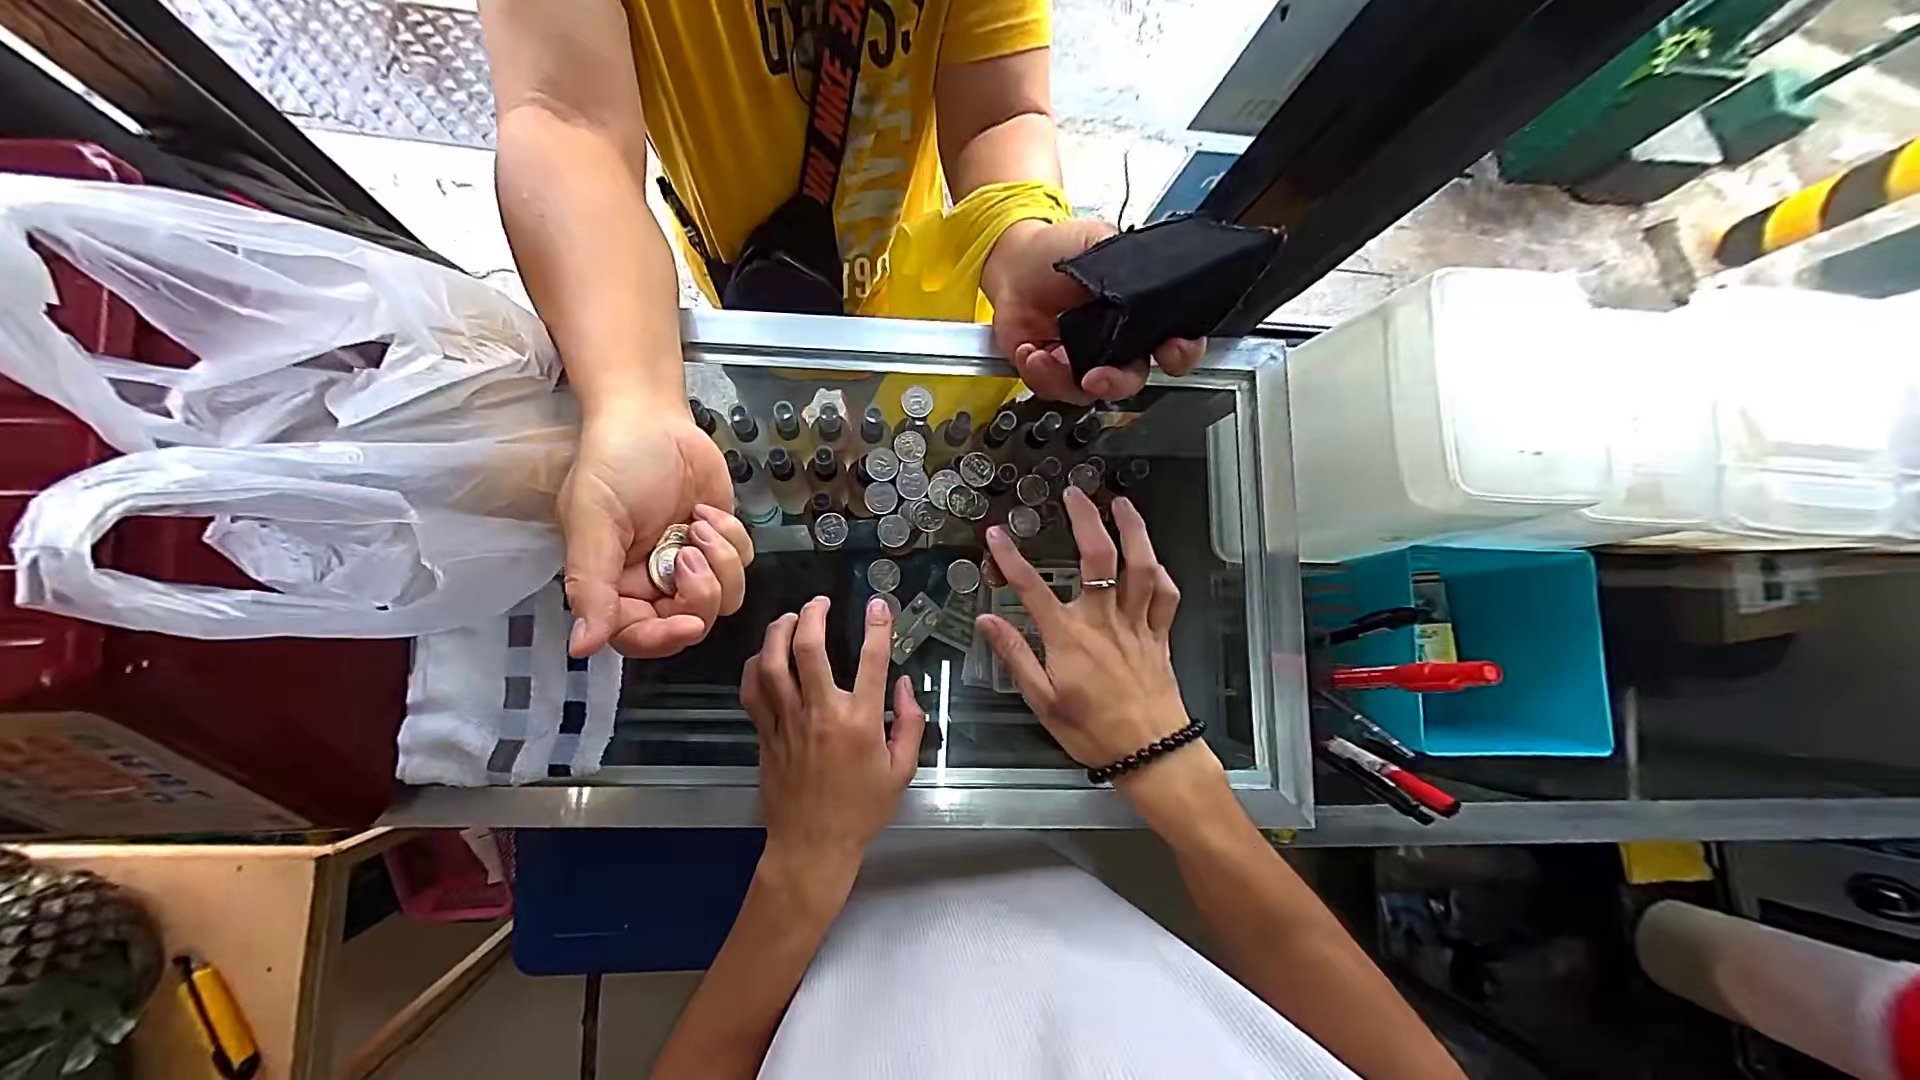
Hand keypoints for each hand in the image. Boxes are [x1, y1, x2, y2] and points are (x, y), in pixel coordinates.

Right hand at [560, 411, 753, 657]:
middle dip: (701, 592)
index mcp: (615, 585)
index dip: (665, 637)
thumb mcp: (592, 521)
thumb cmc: (613, 464)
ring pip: (725, 598)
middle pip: (691, 621)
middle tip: (691, 549)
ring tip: (699, 523)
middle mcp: (653, 583)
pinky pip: (743, 564)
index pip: (639, 636)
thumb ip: (591, 584)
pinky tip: (706, 510)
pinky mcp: (721, 543)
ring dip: (721, 562)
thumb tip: (581, 647)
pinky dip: (732, 538)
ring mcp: (691, 565)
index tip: (688, 622)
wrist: (650, 419)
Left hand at [741, 596, 927, 869]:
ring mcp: (787, 722)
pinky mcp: (765, 734)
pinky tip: (765, 654)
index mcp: (860, 721)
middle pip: (808, 649)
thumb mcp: (902, 770)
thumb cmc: (862, 809)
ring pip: (772, 663)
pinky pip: (752, 690)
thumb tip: (905, 684)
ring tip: (790, 616)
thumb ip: (911, 723)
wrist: (812, 845)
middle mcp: (820, 713)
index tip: (879, 604)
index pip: (871, 661)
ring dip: (779, 631)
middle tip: (820, 602)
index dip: (877, 626)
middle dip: (813, 615)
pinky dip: (755, 665)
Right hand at [975, 485, 1196, 769]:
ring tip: (1121, 505)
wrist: (1151, 752)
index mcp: (1069, 637)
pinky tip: (1152, 560)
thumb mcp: (1043, 700)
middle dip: (1085, 520)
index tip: (995, 535)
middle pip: (1097, 558)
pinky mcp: (1160, 635)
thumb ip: (1016, 656)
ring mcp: (1136, 624)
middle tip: (1074, 494)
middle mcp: (1104, 620)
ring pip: (1140, 566)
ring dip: (1133, 530)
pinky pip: (1166, 596)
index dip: (1010, 558)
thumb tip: (987, 622)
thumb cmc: (1092, 731)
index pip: (1032, 588)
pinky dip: (1161, 573)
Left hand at [983, 218, 1205, 404]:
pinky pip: (1052, 388)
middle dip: (1118, 383)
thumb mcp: (1097, 242)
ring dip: (1064, 379)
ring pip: (1088, 391)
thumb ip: (1125, 262)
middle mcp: (1115, 345)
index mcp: (1137, 314)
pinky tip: (1028, 351)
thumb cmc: (1058, 250)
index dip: (1180, 353)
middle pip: (1131, 379)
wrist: (1013, 263)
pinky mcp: (1051, 371)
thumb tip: (1144, 273)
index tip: (1171, 350)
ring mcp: (1082, 361)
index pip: (1173, 343)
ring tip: (1042, 356)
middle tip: (1098, 378)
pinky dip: (1039, 374)